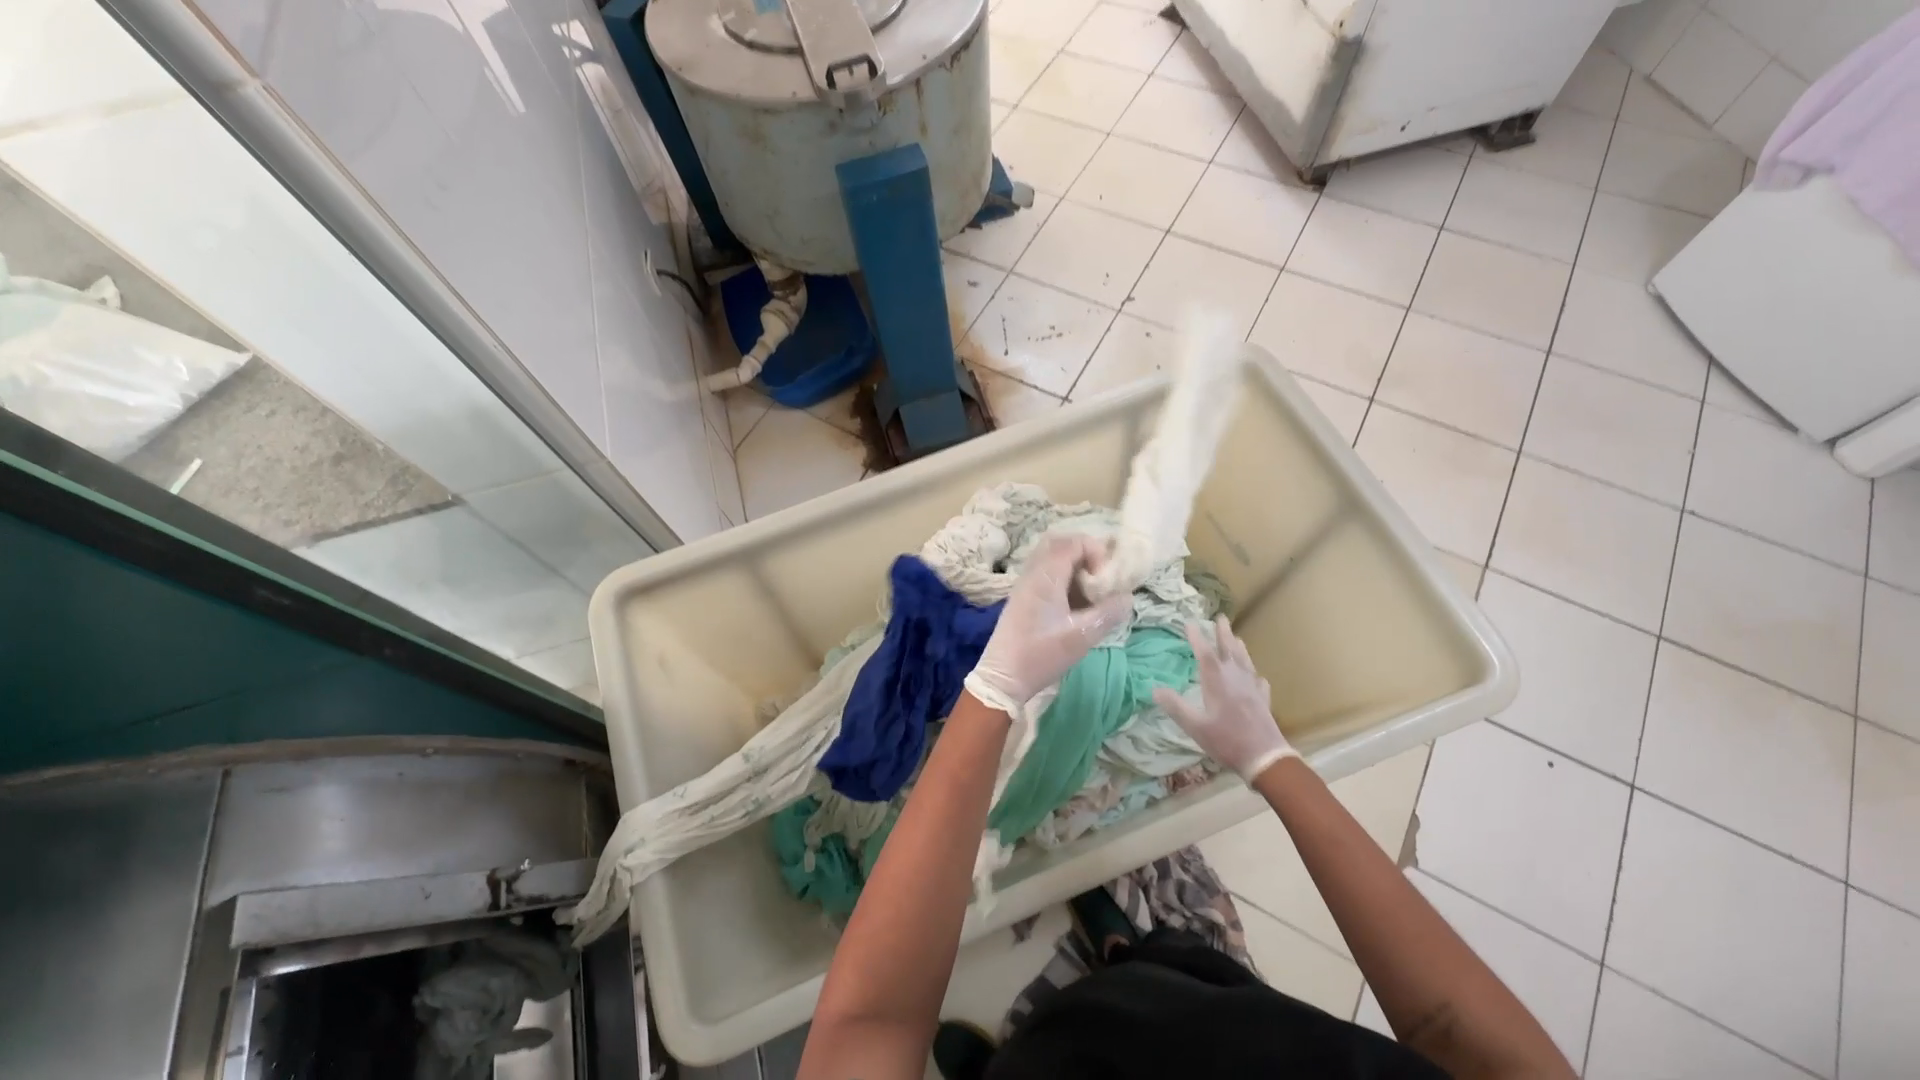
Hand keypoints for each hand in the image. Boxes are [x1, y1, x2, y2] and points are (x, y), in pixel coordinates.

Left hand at [964, 534, 1132, 714]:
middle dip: (1086, 555)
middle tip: (1100, 579)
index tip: (1105, 579)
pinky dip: (1065, 580)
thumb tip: (1128, 597)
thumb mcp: (1082, 637)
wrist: (1003, 677)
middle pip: (1060, 544)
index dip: (1096, 552)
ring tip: (1090, 594)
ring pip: (1052, 559)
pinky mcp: (1023, 599)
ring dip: (1075, 568)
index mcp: (1045, 576)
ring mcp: (1025, 585)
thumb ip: (1108, 613)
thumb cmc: (1041, 655)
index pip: (1073, 542)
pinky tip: (1075, 606)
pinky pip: (1046, 575)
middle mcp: (1033, 573)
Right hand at [1153, 616, 1296, 781]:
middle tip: (1221, 617)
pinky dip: (1254, 674)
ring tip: (1237, 638)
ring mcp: (1252, 688)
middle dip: (1223, 633)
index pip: (1204, 652)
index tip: (1189, 622)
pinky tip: (1256, 677)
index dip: (1196, 636)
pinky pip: (1259, 681)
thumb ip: (1175, 706)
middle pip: (1229, 650)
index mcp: (1217, 681)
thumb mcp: (1194, 726)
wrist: (1264, 757)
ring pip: (1245, 661)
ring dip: (1239, 648)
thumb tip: (1154, 688)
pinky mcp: (1263, 700)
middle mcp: (1236, 678)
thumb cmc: (1226, 740)